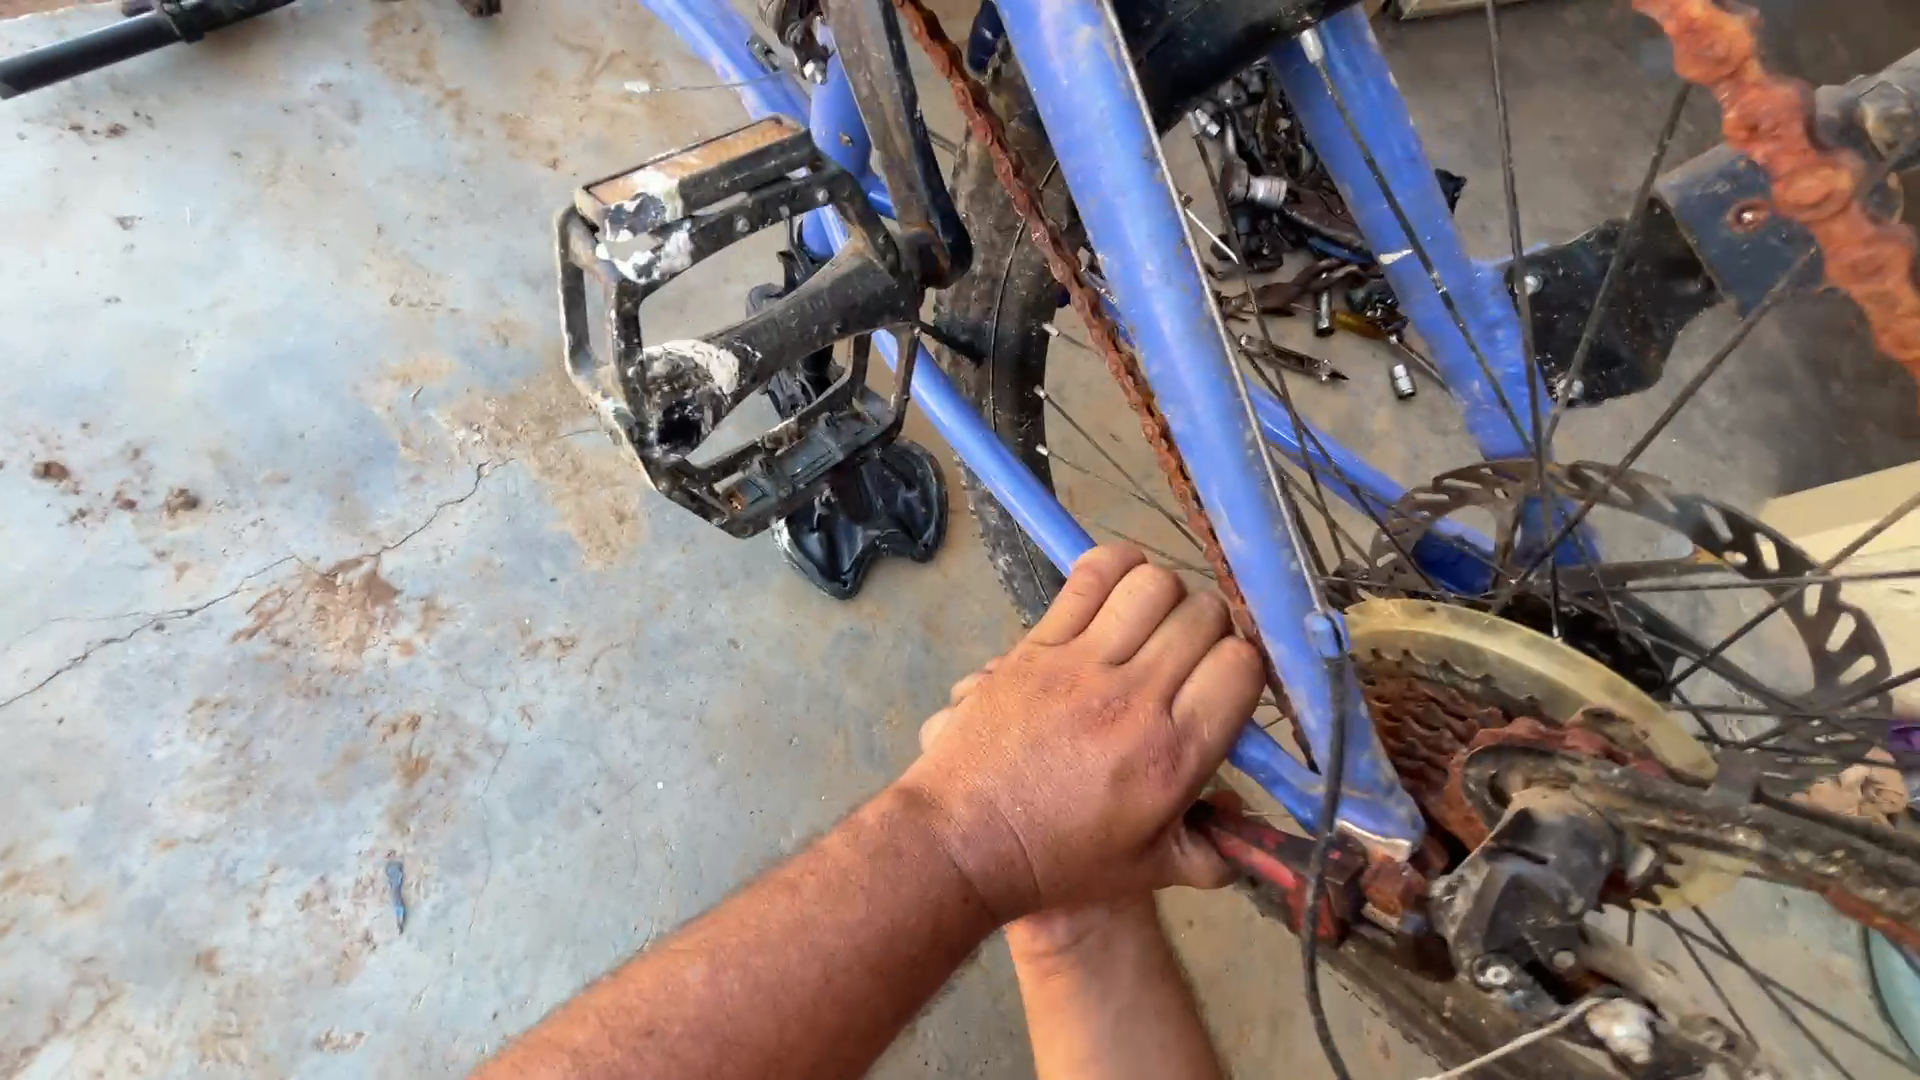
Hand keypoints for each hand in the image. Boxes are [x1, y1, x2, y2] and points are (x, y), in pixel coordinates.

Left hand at [898, 545, 1264, 922]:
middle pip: (1203, 616)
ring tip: (1150, 619)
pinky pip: (1088, 578)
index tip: (1223, 676)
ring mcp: (1082, 666)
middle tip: (1186, 648)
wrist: (967, 839)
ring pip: (1152, 585)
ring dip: (1164, 594)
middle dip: (1209, 625)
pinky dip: (1113, 565)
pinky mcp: (1037, 644)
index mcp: (1174, 755)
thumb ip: (1215, 850)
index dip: (1243, 663)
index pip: (1242, 665)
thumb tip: (1248, 820)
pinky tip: (1117, 585)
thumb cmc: (1059, 859)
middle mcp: (1136, 700)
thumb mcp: (1150, 870)